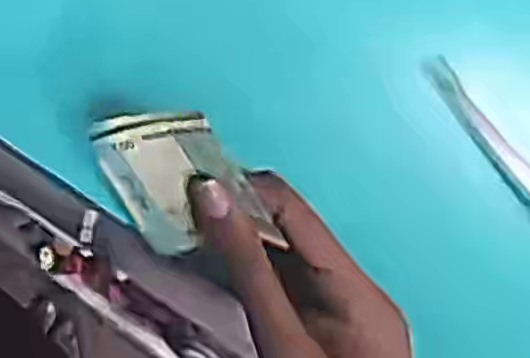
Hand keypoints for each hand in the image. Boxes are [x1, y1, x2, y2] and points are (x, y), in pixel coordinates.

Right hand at [189, 173, 410, 357]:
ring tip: (182, 237)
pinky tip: (207, 268)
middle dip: (227, 214)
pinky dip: (239, 264)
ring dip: (228, 239)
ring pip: (274, 247)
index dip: (236, 188)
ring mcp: (340, 308)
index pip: (285, 204)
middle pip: (280, 223)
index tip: (186, 189)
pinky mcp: (324, 324)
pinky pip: (276, 275)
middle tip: (175, 212)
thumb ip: (245, 263)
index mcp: (354, 288)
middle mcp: (352, 288)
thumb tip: (207, 190)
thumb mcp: (281, 341)